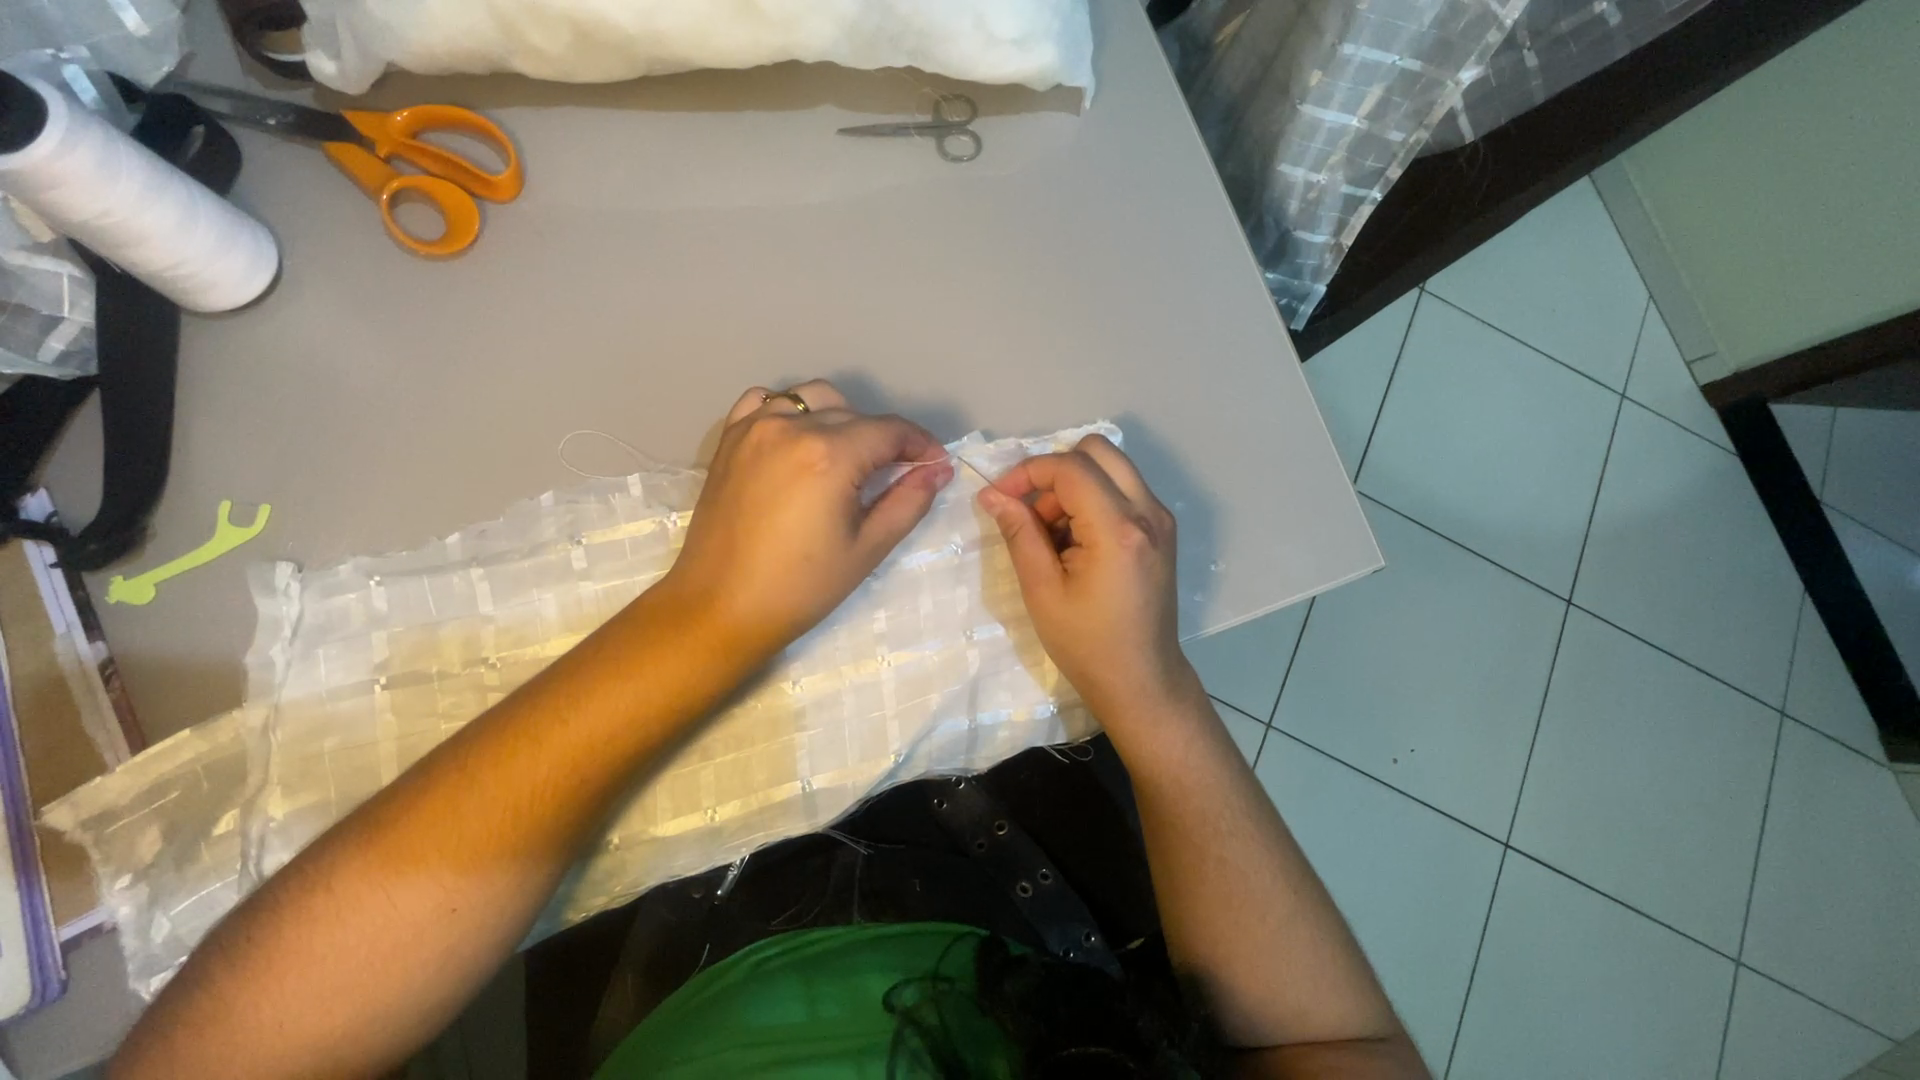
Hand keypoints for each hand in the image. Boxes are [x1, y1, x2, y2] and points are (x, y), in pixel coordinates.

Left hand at [660, 380, 953, 664]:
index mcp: (829, 455)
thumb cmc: (800, 587)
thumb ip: (908, 502)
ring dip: (840, 419)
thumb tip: (938, 470)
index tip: (935, 465)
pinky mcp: (730, 440)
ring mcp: (755, 428)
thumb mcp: (867, 549)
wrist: (721, 606)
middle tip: (894, 476)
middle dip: (884, 439)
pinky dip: (790, 412)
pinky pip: (766, 402)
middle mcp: (791, 427)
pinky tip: (798, 442)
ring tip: (846, 458)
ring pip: (812, 399)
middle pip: (855, 414)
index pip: (890, 430)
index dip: (920, 445)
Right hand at [976, 434, 1201, 725]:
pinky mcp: (1161, 531)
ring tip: (1052, 536)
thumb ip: (1019, 534)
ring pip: (1112, 467)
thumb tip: (992, 495)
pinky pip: (1123, 490)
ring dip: (1074, 485)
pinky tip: (1076, 543)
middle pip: (1097, 449)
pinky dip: (1093, 499)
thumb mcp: (1042, 591)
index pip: (1070, 468)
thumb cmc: (1086, 644)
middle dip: (1055, 471)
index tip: (1000, 498)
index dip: (1028, 472)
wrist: (1141, 680)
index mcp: (1118, 530)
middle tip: (1032, 513)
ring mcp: (1160, 520)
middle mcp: (1148, 513)